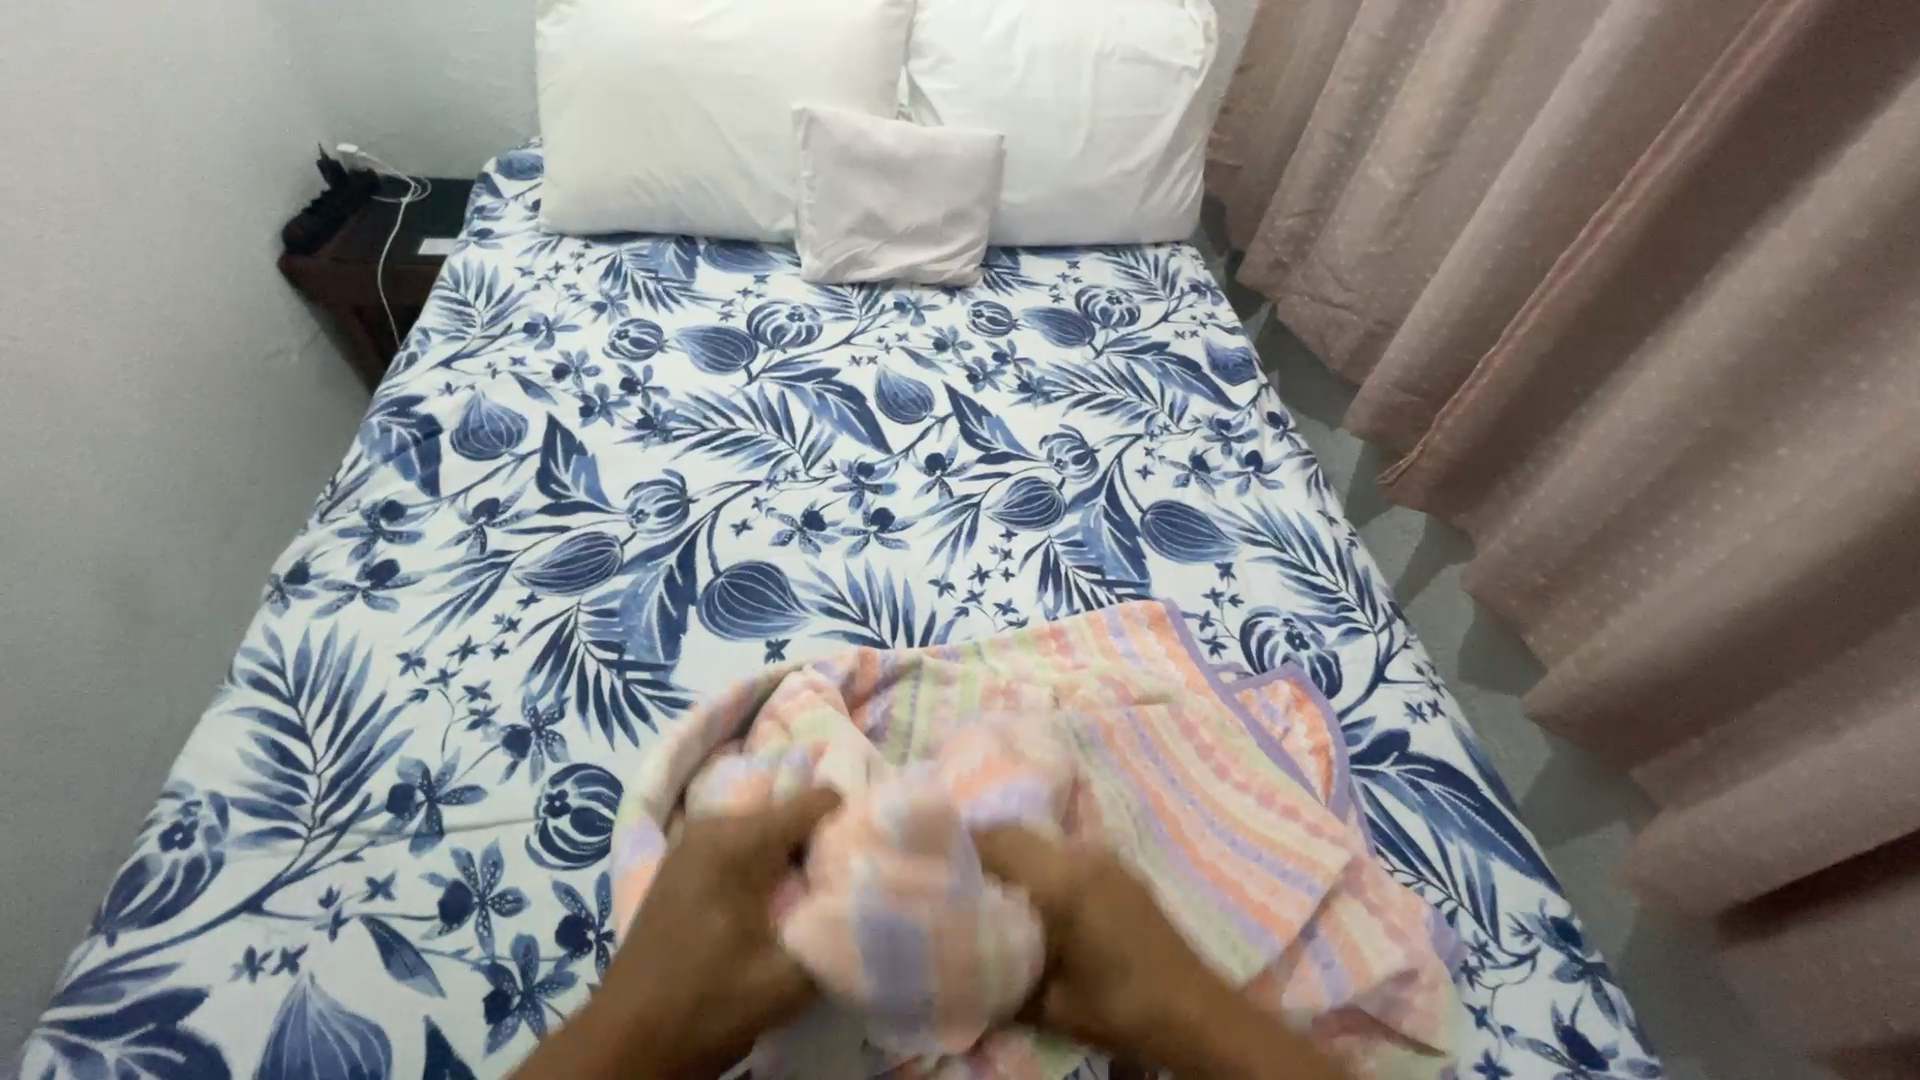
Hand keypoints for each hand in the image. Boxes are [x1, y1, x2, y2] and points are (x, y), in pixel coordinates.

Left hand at [515, 788, 842, 1079]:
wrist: (623, 1045)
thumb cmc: (706, 1007)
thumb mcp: (787, 978)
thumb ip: (840, 928)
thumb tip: (880, 894)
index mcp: (740, 839)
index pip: (820, 800)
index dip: (851, 826)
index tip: (866, 861)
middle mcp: (716, 824)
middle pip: (794, 811)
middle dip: (823, 843)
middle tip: (841, 885)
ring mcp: (694, 841)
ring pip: (770, 827)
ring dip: (795, 855)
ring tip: (811, 897)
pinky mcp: (685, 862)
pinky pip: (744, 842)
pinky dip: (768, 862)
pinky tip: (774, 903)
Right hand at [974, 826, 1344, 1079]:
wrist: (1196, 1010)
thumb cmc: (1121, 1007)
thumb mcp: (1053, 1005)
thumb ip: (1000, 984)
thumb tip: (955, 973)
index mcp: (1062, 882)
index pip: (998, 841)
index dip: (960, 844)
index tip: (931, 857)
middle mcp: (1081, 856)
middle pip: (1016, 830)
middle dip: (981, 844)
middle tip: (952, 869)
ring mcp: (1105, 857)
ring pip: (1041, 837)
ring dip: (1012, 850)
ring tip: (986, 880)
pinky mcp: (1119, 867)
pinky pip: (1065, 849)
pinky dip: (1039, 860)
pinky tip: (1033, 892)